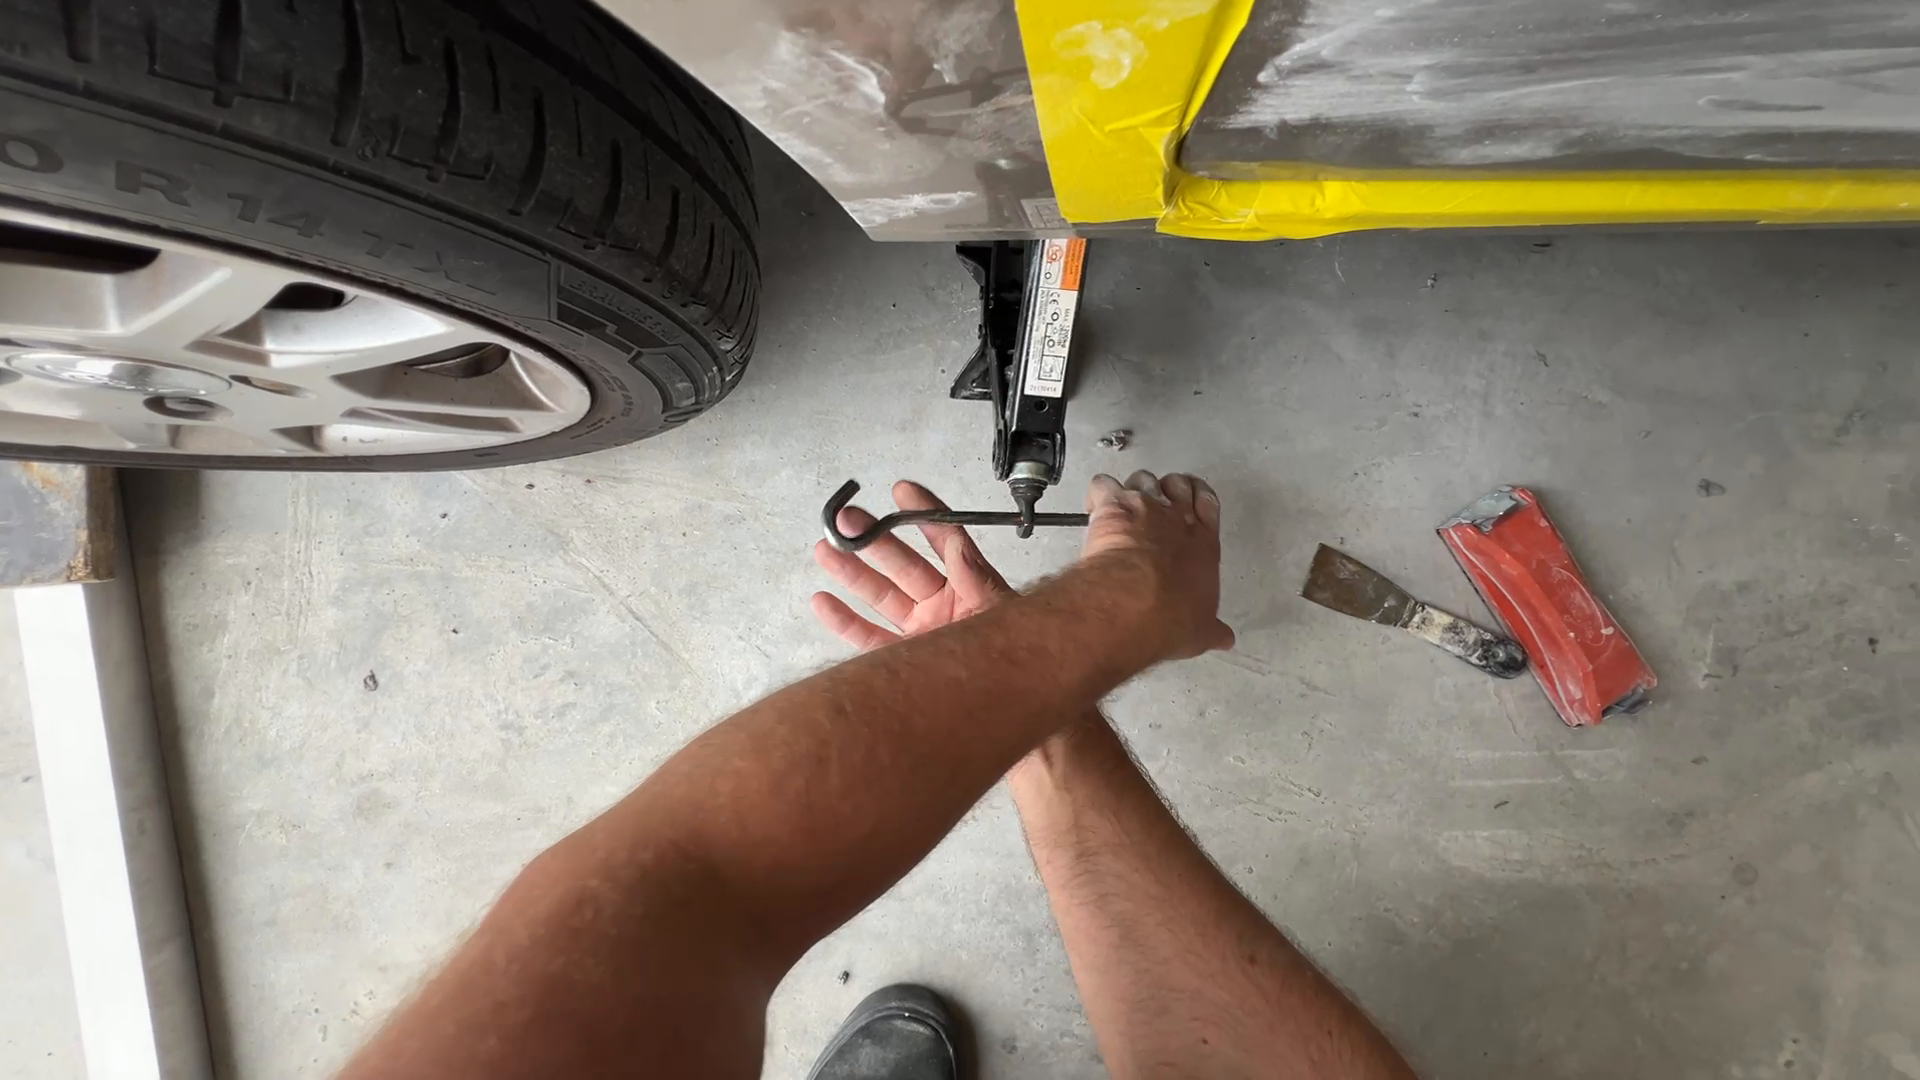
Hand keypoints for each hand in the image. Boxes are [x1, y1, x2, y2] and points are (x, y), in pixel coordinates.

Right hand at [811, 481, 1014, 649]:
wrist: (1014, 715)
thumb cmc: (1018, 660)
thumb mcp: (1002, 614)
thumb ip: (977, 580)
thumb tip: (958, 545)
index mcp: (970, 586)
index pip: (945, 540)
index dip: (923, 513)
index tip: (901, 490)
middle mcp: (943, 604)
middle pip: (902, 564)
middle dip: (873, 539)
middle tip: (845, 519)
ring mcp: (921, 633)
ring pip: (880, 595)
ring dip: (852, 572)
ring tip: (825, 548)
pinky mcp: (903, 662)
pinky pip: (868, 638)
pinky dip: (844, 620)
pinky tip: (823, 600)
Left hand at [1081, 470, 1232, 659]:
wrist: (1136, 604)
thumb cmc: (1171, 617)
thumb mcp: (1200, 630)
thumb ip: (1211, 630)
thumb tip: (1224, 639)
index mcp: (1204, 544)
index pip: (1209, 504)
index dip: (1198, 498)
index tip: (1188, 502)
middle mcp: (1177, 519)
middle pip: (1177, 484)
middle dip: (1166, 488)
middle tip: (1152, 504)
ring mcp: (1145, 508)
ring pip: (1142, 479)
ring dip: (1132, 490)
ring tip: (1121, 507)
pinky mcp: (1114, 506)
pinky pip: (1103, 485)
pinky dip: (1097, 492)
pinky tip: (1093, 506)